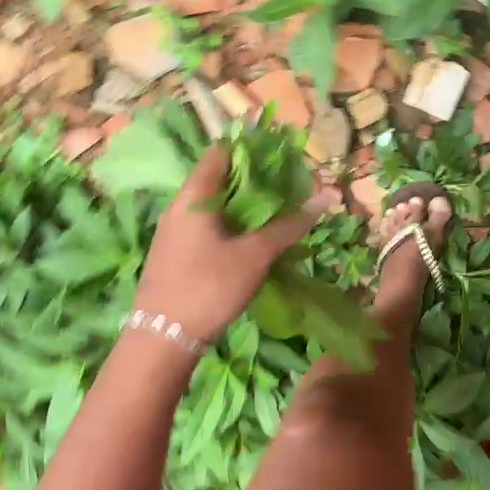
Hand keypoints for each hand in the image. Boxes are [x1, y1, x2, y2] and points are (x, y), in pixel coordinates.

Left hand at [132, 145, 312, 342]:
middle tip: (289, 187)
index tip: (282, 156)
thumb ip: (289, 225)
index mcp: (194, 197)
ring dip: (244, 206)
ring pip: (214, 206)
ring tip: (278, 213)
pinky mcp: (176, 254)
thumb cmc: (208, 287)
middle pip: (219, 179)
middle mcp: (179, 207)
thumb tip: (326, 196)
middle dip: (254, 180)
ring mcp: (174, 232)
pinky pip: (207, 227)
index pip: (221, 153)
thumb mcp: (255, 255)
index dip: (251, 150)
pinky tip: (253, 241)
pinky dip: (232, 225)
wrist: (162, 339)